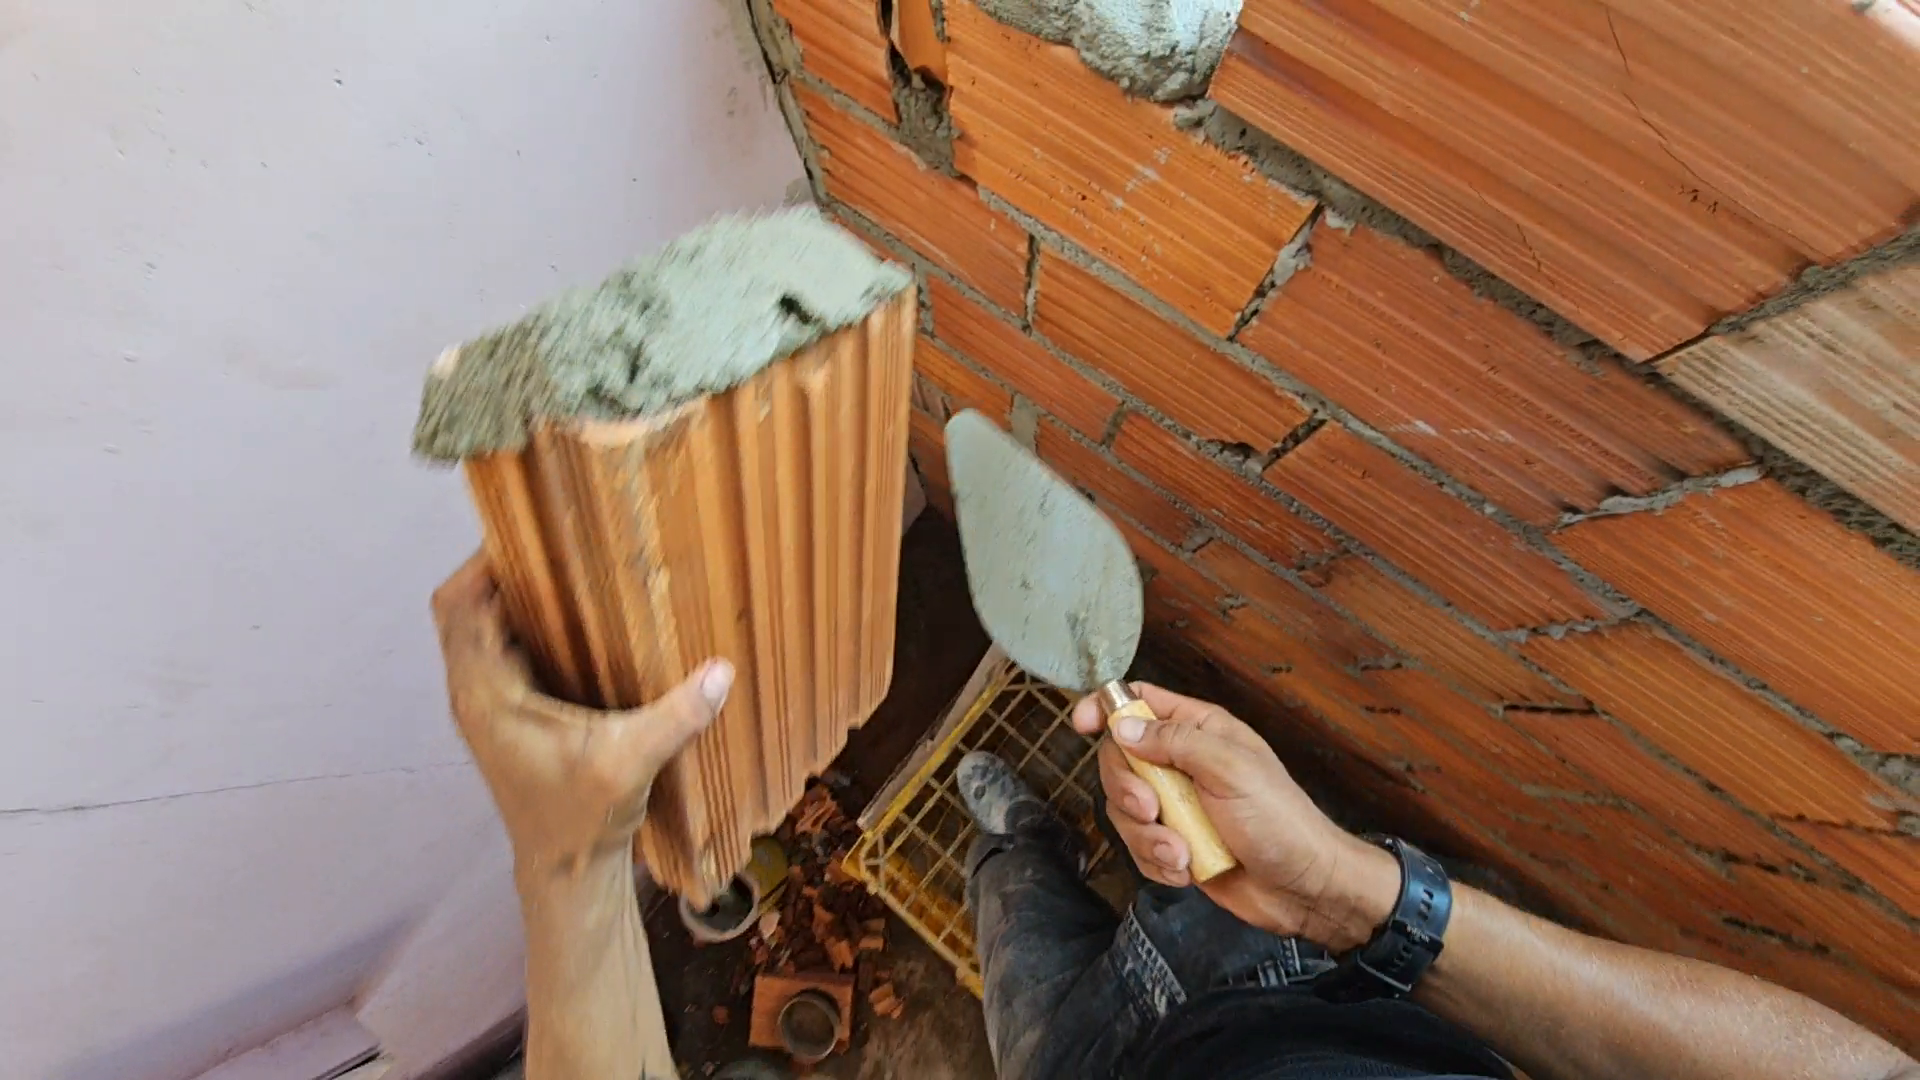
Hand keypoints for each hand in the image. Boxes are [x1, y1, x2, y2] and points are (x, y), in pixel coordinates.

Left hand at [432, 553, 732, 877]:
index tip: (530, 531)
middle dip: (503, 569)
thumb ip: (675, 716)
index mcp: (487, 695)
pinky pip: (506, 648)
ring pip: (484, 628)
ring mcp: (492, 703)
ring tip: (571, 565)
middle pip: (466, 609)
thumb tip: (723, 670)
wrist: (564, 868)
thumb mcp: (631, 763)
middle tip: (561, 541)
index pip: (460, 608)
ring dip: (514, 594)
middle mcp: (478, 692)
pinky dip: (528, 621)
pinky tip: (579, 615)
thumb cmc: (582, 816)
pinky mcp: (512, 713)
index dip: (484, 564)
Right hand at [1072, 683, 1396, 950]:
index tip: (1082, 724)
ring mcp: (1175, 804)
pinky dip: (1156, 861)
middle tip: (1151, 808)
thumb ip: (1174, 740)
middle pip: (1119, 758)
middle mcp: (1180, 762)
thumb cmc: (1281, 820)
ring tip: (1180, 852)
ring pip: (1123, 807)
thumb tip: (1122, 728)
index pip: (1139, 702)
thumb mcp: (1230, 768)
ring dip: (1146, 834)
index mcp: (1198, 729)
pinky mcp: (1172, 842)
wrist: (1306, 890)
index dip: (1106, 707)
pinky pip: (1137, 845)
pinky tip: (1185, 870)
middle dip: (1127, 788)